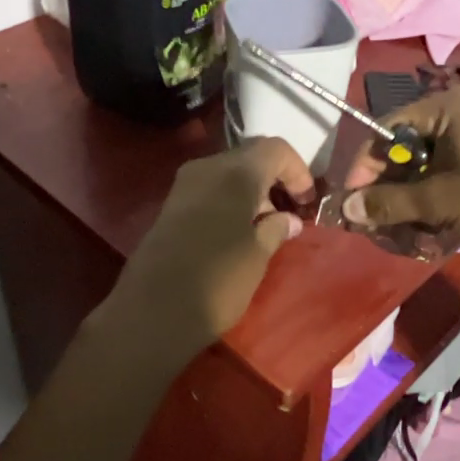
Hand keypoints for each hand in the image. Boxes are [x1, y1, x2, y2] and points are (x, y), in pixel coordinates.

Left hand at [105, 137, 315, 359]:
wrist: (152, 311)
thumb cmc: (217, 281)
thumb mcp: (257, 256)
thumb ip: (277, 229)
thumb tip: (288, 219)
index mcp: (234, 173)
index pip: (275, 149)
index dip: (297, 170)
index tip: (307, 202)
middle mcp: (206, 168)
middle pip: (250, 157)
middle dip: (274, 179)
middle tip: (291, 211)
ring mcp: (184, 186)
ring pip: (227, 173)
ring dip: (252, 191)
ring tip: (268, 226)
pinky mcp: (171, 206)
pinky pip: (209, 190)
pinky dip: (230, 200)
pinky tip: (239, 231)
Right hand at [340, 86, 459, 255]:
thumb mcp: (443, 201)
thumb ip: (391, 203)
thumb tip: (347, 208)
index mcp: (447, 107)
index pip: (386, 129)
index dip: (364, 168)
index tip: (352, 204)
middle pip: (408, 150)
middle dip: (392, 192)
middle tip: (382, 227)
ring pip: (431, 168)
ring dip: (416, 204)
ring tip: (413, 238)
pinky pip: (456, 175)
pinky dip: (442, 202)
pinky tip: (440, 233)